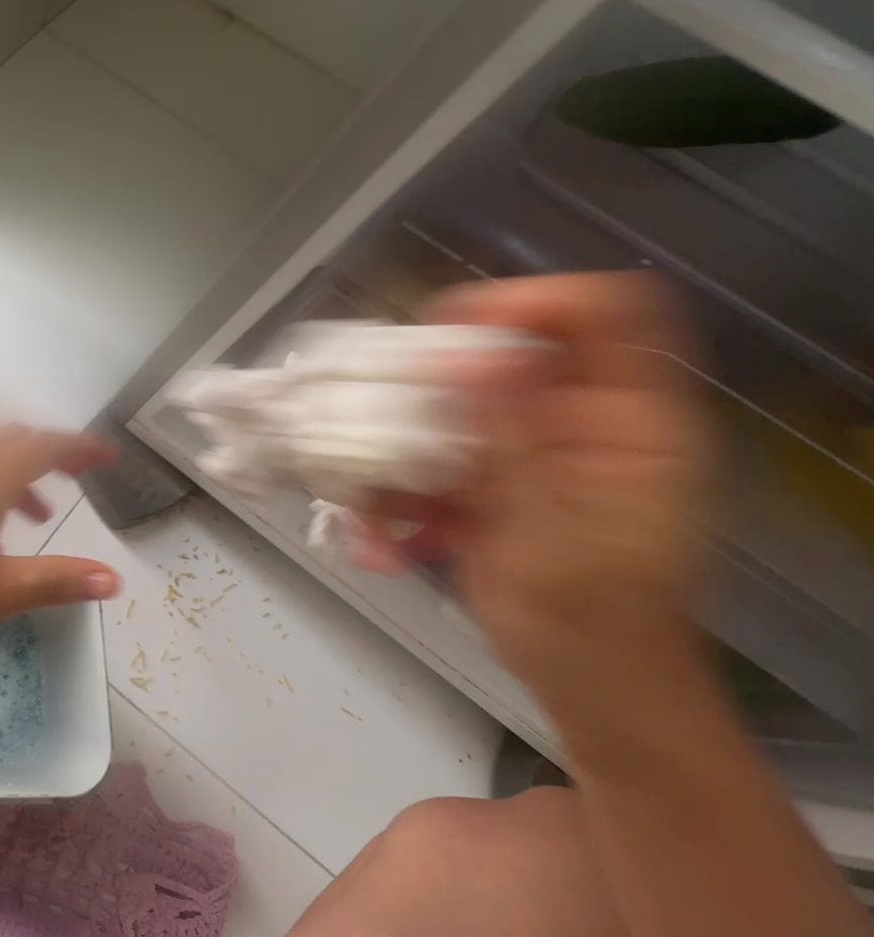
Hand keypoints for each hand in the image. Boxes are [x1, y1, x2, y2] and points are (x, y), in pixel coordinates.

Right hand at [356, 274, 708, 691]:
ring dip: (396, 453)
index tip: (445, 331)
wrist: (592, 691)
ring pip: (450, 414)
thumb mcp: (554, 534)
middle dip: (429, 385)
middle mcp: (577, 424)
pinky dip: (396, 500)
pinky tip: (382, 543)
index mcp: (628, 424)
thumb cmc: (594, 629)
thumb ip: (519, 440)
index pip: (602, 314)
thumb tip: (480, 353)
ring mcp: (530, 455)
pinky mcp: (489, 486)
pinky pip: (429, 467)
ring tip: (365, 502)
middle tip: (371, 413)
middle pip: (502, 357)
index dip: (528, 302)